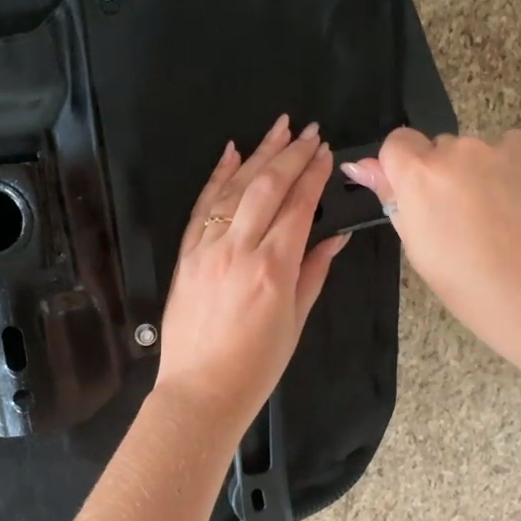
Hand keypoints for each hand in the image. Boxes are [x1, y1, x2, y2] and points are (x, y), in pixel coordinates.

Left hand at [155, 115, 346, 429]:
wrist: (200, 391)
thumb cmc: (255, 366)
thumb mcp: (295, 321)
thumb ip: (313, 272)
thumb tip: (335, 238)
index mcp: (273, 268)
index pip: (298, 206)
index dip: (313, 175)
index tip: (325, 152)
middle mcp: (238, 250)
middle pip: (267, 187)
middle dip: (291, 154)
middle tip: (309, 131)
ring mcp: (207, 251)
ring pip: (233, 189)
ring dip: (257, 155)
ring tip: (278, 129)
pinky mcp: (185, 257)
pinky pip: (201, 208)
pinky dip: (216, 178)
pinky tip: (231, 154)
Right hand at [342, 128, 520, 355]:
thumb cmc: (478, 291)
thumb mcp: (422, 253)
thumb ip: (395, 203)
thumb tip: (361, 167)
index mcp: (421, 177)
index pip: (396, 143)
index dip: (403, 169)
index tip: (418, 200)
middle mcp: (461, 150)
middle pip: (441, 150)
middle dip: (446, 177)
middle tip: (465, 225)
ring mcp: (505, 146)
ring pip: (480, 153)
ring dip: (483, 176)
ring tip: (504, 224)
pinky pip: (515, 154)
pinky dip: (516, 175)